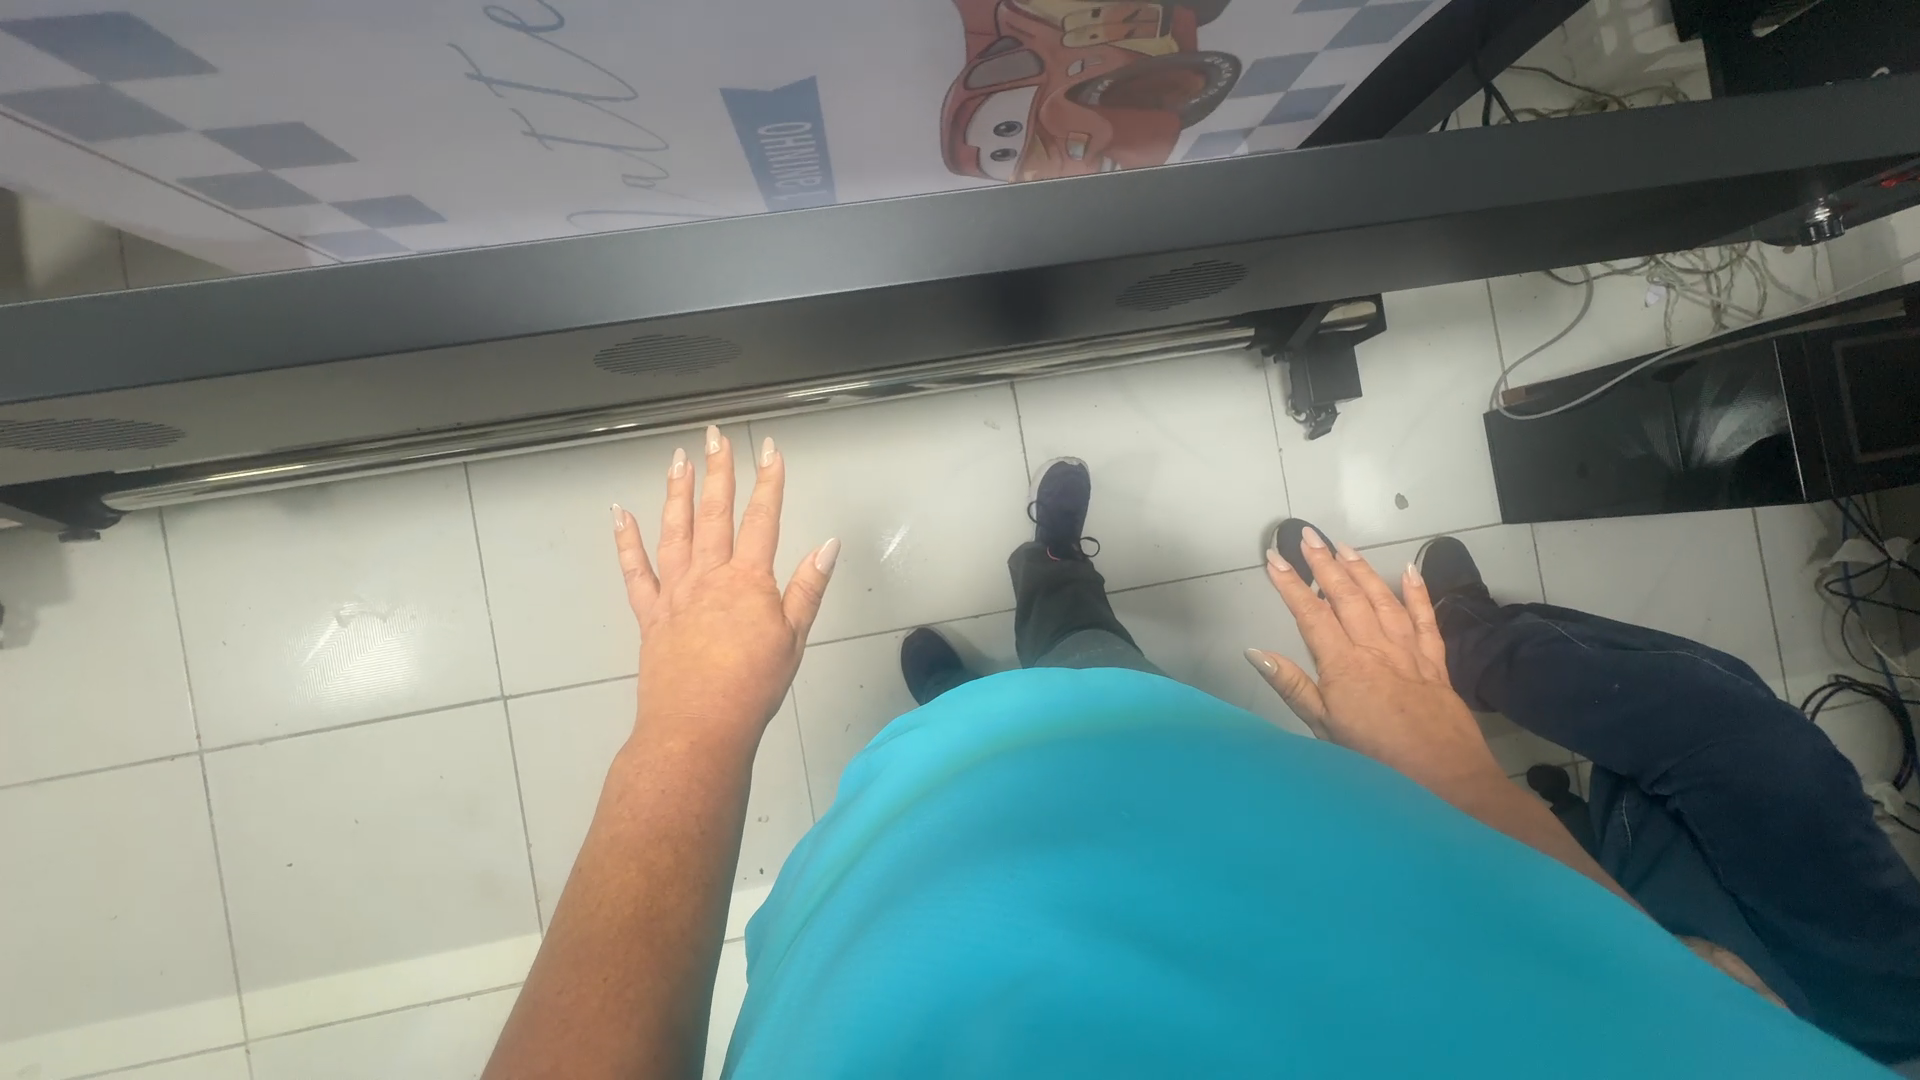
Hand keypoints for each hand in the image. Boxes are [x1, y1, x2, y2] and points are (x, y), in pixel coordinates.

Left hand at [613, 426, 837, 740]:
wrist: (698, 727)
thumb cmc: (753, 686)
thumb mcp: (794, 638)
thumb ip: (808, 588)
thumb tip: (829, 545)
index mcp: (748, 581)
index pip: (763, 519)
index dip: (769, 481)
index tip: (769, 448)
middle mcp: (709, 576)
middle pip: (714, 513)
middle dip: (718, 471)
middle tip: (715, 435)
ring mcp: (675, 592)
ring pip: (674, 531)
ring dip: (677, 492)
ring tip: (678, 458)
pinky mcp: (650, 613)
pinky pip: (635, 571)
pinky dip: (625, 540)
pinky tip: (618, 513)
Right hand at [1247, 527, 1504, 798]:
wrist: (1446, 780)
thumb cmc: (1375, 759)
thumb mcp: (1323, 728)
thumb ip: (1291, 686)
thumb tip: (1256, 652)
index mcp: (1342, 666)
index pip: (1310, 615)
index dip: (1290, 584)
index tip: (1273, 558)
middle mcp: (1374, 650)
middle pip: (1346, 597)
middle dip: (1324, 564)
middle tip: (1307, 536)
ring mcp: (1408, 653)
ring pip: (1382, 600)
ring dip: (1362, 570)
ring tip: (1344, 546)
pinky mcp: (1435, 663)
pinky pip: (1424, 620)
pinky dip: (1417, 594)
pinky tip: (1409, 571)